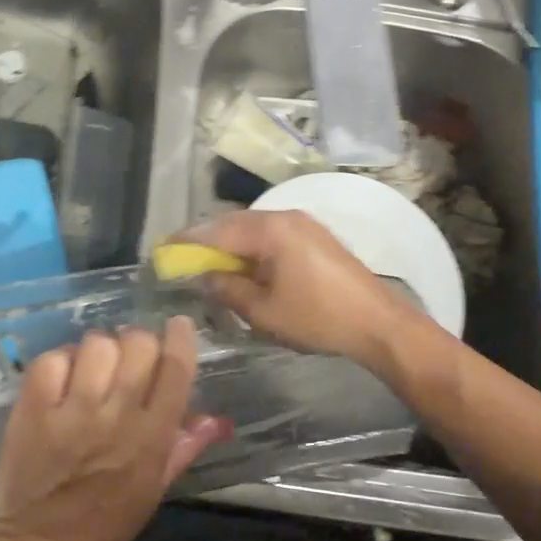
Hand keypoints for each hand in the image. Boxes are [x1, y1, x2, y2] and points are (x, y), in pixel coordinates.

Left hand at [0, 317, 231, 540]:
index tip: (177, 324)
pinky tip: (61, 380)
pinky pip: (53, 358)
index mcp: (151, 439)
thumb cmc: (104, 523)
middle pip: (138, 345)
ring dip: (99, 350)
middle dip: (138, 342)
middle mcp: (115, 417)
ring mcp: (72, 410)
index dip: (179, 338)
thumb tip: (218, 419)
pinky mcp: (33, 407)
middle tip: (128, 358)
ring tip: (92, 369)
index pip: (176, 369)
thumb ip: (185, 447)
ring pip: (97, 344)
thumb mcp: (153, 490)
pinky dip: (60, 361)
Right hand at [182, 210, 428, 363]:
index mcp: (269, 229)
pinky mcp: (313, 237)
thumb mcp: (262, 311)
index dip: (185, 242)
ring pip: (251, 228)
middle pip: (231, 223)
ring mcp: (302, 224)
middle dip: (204, 241)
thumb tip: (202, 277)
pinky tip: (242, 266)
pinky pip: (270, 235)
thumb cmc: (317, 318)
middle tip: (181, 259)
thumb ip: (226, 289)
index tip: (162, 252)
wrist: (378, 324)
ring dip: (227, 244)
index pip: (214, 231)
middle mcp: (284, 216)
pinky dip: (249, 248)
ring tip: (207, 265)